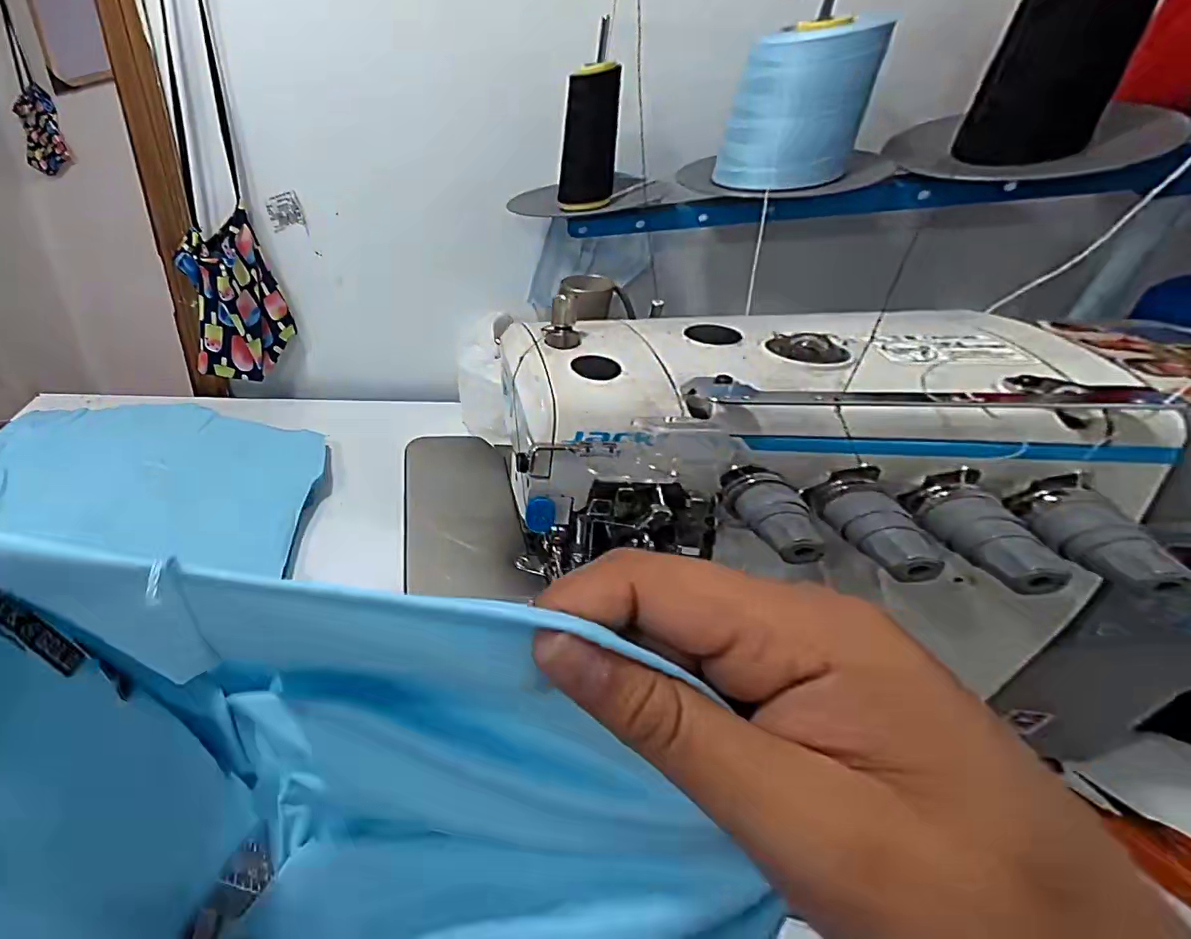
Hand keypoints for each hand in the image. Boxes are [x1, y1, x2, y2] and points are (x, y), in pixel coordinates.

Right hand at [533, 550, 1181, 938]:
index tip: (523, 657)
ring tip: (589, 717)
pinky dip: (658, 693)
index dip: (575, 605)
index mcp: (808, 629)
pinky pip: (701, 667)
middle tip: (547, 695)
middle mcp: (802, 621)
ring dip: (622, 668)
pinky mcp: (801, 686)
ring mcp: (805, 652)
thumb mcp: (792, 814)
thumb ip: (661, 721)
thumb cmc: (957, 901)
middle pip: (658, 598)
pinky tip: (644, 728)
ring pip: (672, 632)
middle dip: (594, 637)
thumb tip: (552, 646)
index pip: (650, 580)